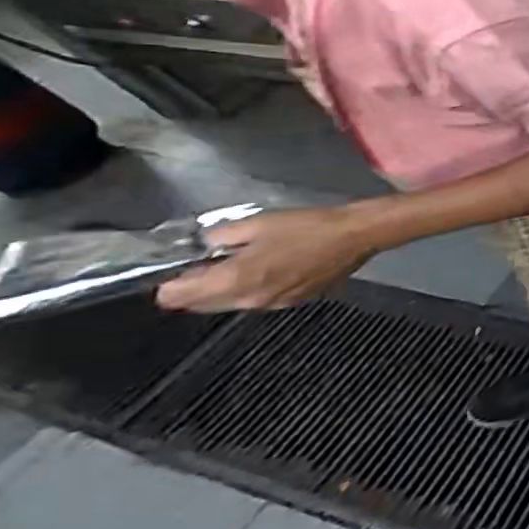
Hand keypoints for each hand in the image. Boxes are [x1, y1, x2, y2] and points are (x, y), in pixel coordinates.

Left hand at [156, 207, 376, 311]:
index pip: (174, 297)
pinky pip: (257, 300)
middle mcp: (248, 300)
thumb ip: (220, 237)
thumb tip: (203, 247)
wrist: (357, 236)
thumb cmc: (308, 226)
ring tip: (249, 260)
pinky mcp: (293, 303)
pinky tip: (276, 266)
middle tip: (215, 259)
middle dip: (196, 286)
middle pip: (198, 305)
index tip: (186, 262)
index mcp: (234, 280)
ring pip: (228, 304)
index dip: (171, 279)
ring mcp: (272, 305)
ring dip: (226, 288)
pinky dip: (254, 288)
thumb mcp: (257, 223)